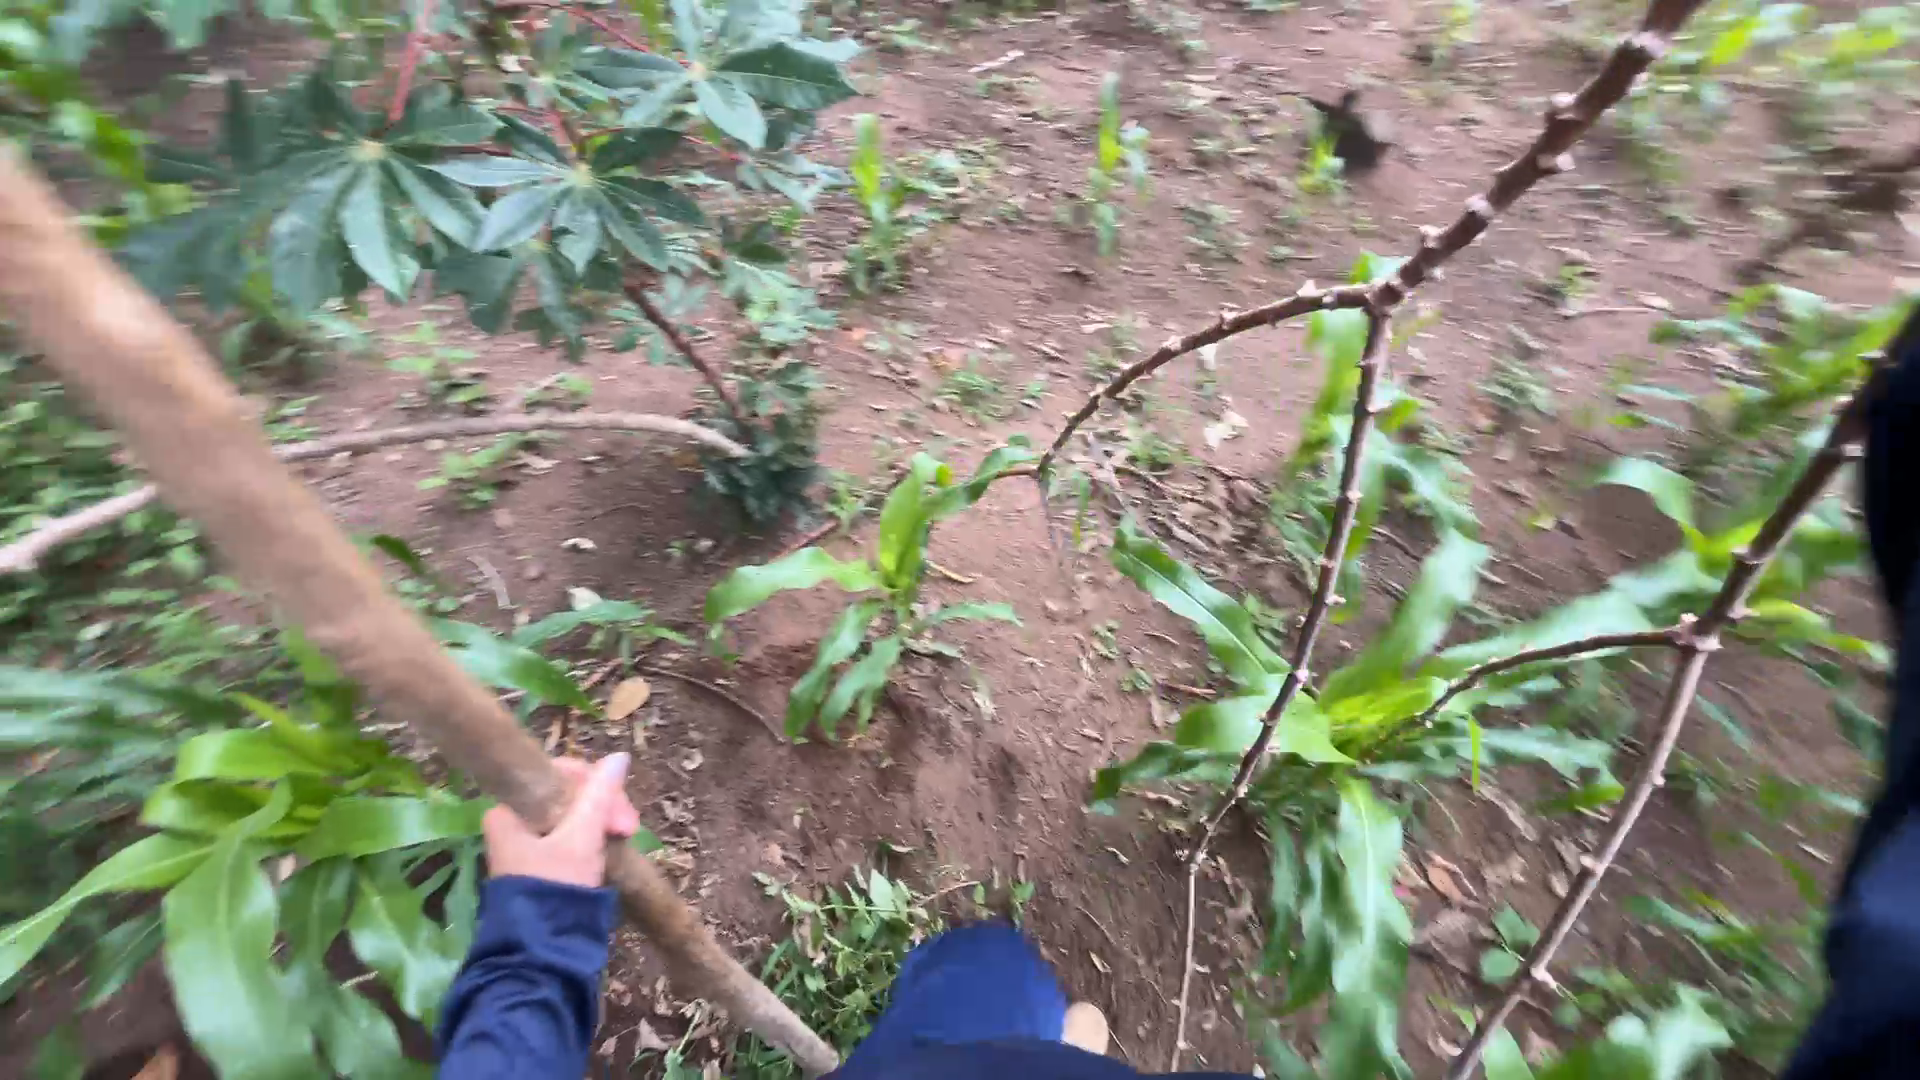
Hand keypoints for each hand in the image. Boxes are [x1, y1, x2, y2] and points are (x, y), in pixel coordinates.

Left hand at [482, 753, 641, 887]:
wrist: (544, 948)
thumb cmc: (557, 884)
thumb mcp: (582, 835)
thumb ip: (600, 794)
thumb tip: (619, 757)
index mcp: (510, 811)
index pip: (558, 773)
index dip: (593, 782)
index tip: (617, 805)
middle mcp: (516, 821)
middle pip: (571, 792)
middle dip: (605, 804)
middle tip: (627, 826)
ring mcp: (531, 840)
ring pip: (578, 811)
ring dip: (606, 818)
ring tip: (626, 835)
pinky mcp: (545, 858)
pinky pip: (576, 830)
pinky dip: (597, 832)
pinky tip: (615, 840)